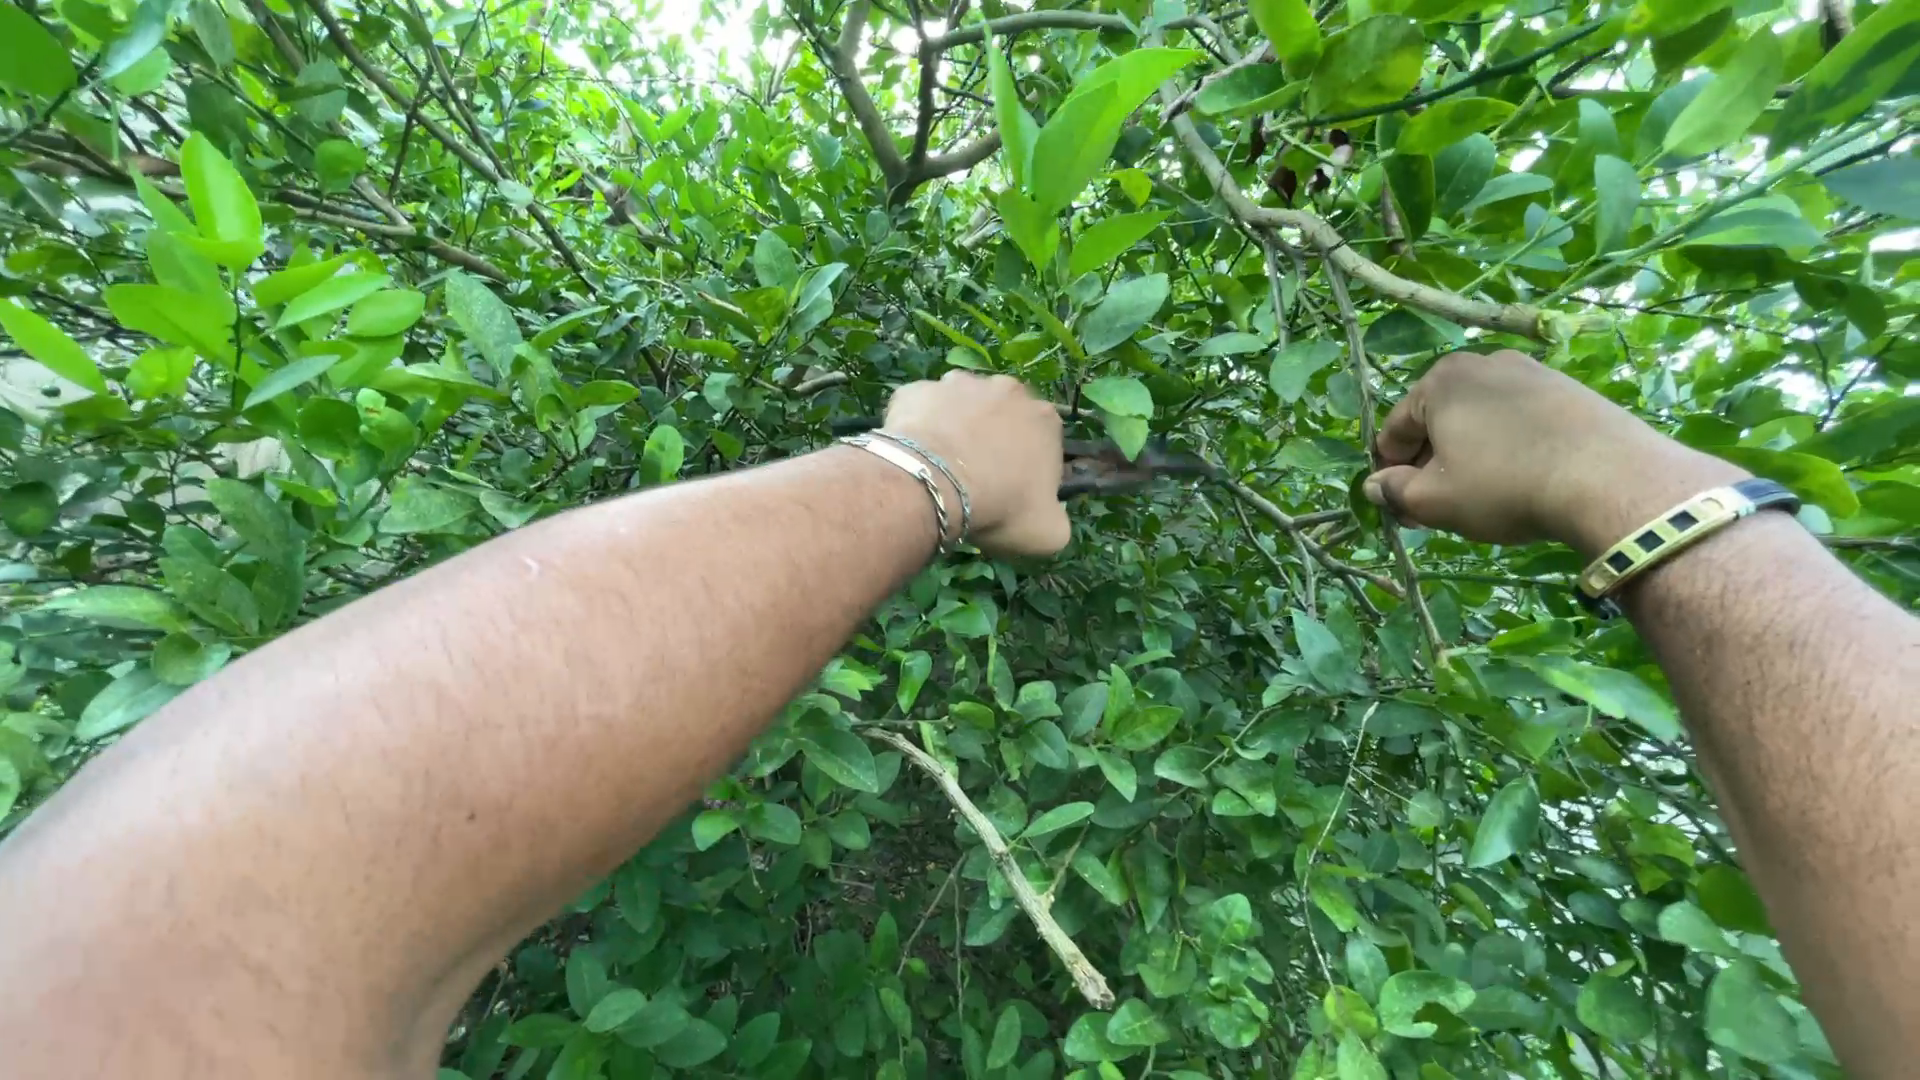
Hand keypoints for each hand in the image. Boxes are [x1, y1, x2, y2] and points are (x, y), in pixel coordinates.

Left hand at [883, 372, 1069, 556]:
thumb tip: (1048, 513)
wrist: (935, 486)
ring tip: (941, 466)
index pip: (1044, 442)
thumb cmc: (999, 508)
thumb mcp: (1048, 533)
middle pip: (1002, 417)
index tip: (1012, 492)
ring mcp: (960, 383)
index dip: (1028, 468)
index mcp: (1046, 419)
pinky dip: (918, 427)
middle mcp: (1007, 390)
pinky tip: (914, 455)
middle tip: (975, 479)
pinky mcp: (919, 389)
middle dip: (991, 440)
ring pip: (960, 407)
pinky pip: (920, 408)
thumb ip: (1057, 519)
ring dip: (955, 427)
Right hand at [1363, 350, 1749, 556]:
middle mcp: (1482, 364)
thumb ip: (1392, 491)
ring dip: (1467, 454)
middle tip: (1436, 502)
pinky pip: (1517, 420)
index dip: (1389, 470)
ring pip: (1477, 420)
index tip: (1400, 502)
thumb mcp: (1431, 500)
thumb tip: (1374, 486)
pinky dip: (1506, 446)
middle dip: (1429, 461)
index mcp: (1439, 381)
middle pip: (1436, 421)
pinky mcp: (1569, 389)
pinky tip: (1519, 478)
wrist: (1613, 481)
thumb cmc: (1502, 486)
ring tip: (1479, 493)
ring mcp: (1531, 372)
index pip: (1394, 430)